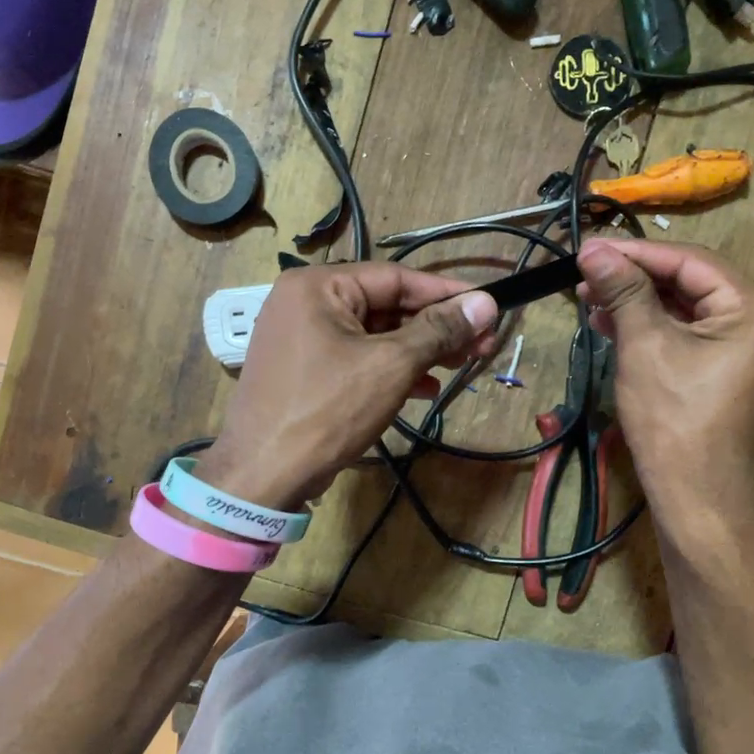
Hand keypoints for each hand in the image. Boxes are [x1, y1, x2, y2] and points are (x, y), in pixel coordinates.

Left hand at [197, 263, 498, 511]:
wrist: (263, 475)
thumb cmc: (327, 411)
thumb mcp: (390, 366)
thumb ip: (438, 331)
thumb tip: (486, 303)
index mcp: (317, 286)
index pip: (396, 278)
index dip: (447, 293)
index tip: (489, 307)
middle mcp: (304, 303)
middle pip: (385, 306)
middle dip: (435, 327)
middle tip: (482, 346)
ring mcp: (300, 339)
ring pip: (373, 336)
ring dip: (418, 351)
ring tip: (461, 367)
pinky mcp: (303, 372)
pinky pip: (355, 359)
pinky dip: (390, 371)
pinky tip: (424, 389)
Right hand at [576, 238, 753, 502]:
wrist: (694, 495)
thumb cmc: (672, 420)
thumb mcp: (645, 347)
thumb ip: (623, 291)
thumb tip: (593, 249)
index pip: (690, 261)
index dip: (635, 253)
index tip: (587, 249)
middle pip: (691, 281)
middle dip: (635, 278)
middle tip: (585, 276)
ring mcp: (748, 347)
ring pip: (686, 307)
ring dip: (639, 302)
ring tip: (591, 301)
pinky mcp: (729, 369)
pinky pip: (689, 333)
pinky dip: (653, 327)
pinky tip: (614, 324)